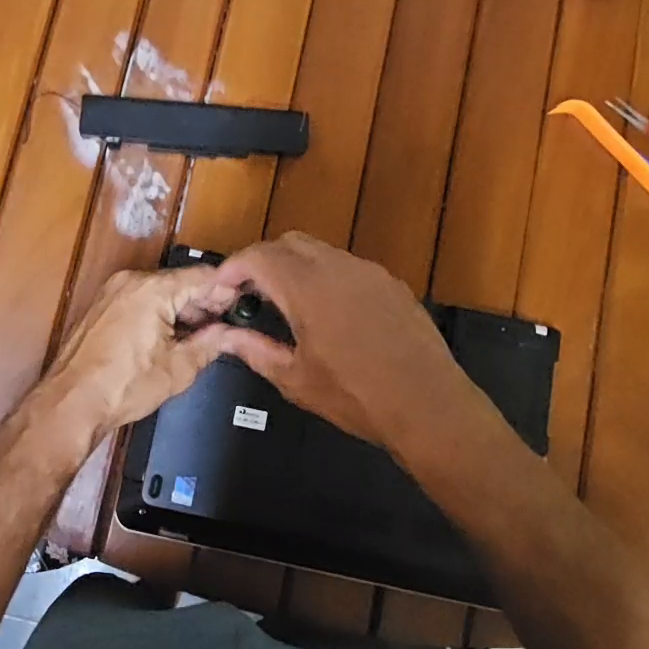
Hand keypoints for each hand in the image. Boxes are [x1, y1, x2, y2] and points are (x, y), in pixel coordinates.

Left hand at [35, 265, 240, 449]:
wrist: (72, 403)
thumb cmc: (116, 387)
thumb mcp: (179, 368)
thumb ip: (210, 344)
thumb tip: (228, 335)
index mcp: (152, 290)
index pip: (203, 277)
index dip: (226, 291)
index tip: (241, 304)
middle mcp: (130, 282)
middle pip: (181, 281)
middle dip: (205, 302)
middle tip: (226, 323)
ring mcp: (113, 292)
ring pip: (160, 291)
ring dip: (182, 309)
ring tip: (201, 334)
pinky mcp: (104, 306)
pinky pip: (140, 299)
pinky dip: (159, 312)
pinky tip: (172, 336)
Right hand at [210, 233, 483, 454]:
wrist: (429, 405)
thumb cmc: (355, 396)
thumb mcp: (295, 378)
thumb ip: (254, 349)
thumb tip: (222, 336)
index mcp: (307, 286)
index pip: (258, 257)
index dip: (232, 269)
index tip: (219, 291)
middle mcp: (338, 267)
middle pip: (288, 243)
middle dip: (262, 262)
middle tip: (248, 295)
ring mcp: (369, 272)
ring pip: (321, 251)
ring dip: (294, 267)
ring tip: (284, 304)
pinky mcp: (392, 284)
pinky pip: (348, 267)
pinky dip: (325, 277)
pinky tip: (327, 312)